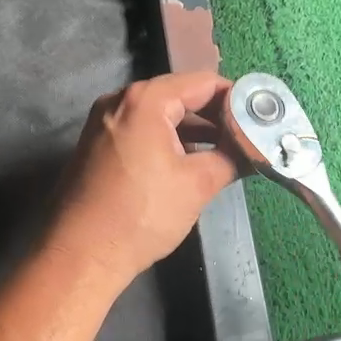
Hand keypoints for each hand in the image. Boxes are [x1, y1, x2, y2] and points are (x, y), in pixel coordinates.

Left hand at [41, 71, 238, 284]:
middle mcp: (120, 101)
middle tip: (248, 135)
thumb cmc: (141, 214)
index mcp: (146, 100)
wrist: (79, 257)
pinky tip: (191, 161)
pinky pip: (143, 130)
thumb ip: (233, 156)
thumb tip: (257, 148)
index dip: (237, 98)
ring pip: (161, 114)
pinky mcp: (97, 145)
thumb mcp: (198, 184)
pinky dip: (170, 139)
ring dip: (195, 129)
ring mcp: (104, 122)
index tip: (260, 118)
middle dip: (217, 114)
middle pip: (181, 94)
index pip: (203, 82)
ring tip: (227, 150)